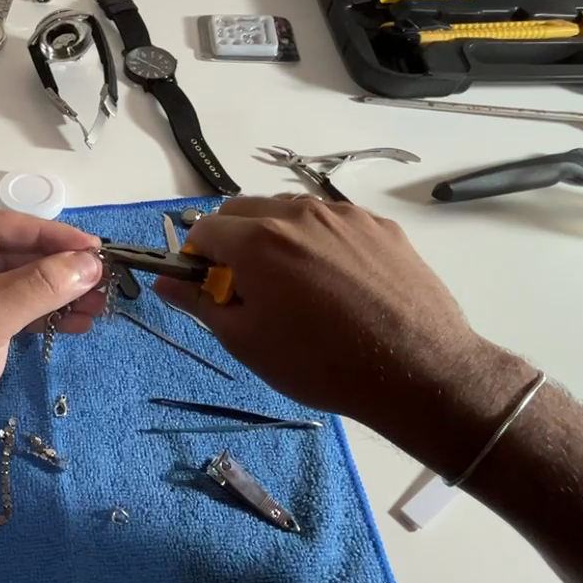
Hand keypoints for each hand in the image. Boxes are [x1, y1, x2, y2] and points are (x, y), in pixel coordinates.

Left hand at [0, 211, 104, 478]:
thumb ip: (39, 285)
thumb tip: (90, 263)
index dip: (49, 234)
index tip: (94, 248)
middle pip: (11, 253)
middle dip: (58, 267)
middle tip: (104, 279)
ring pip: (18, 283)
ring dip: (59, 292)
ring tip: (99, 305)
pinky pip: (17, 310)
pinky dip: (47, 314)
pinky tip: (78, 322)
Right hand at [157, 196, 532, 467]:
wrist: (418, 372)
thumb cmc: (317, 363)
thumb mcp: (244, 339)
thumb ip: (197, 301)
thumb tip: (163, 281)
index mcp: (256, 240)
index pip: (203, 229)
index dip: (197, 259)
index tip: (210, 288)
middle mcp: (297, 213)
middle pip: (243, 210)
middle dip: (232, 241)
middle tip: (249, 287)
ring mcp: (343, 216)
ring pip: (287, 211)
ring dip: (274, 237)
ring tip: (296, 285)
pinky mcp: (379, 226)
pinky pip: (330, 222)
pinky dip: (316, 241)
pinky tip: (336, 283)